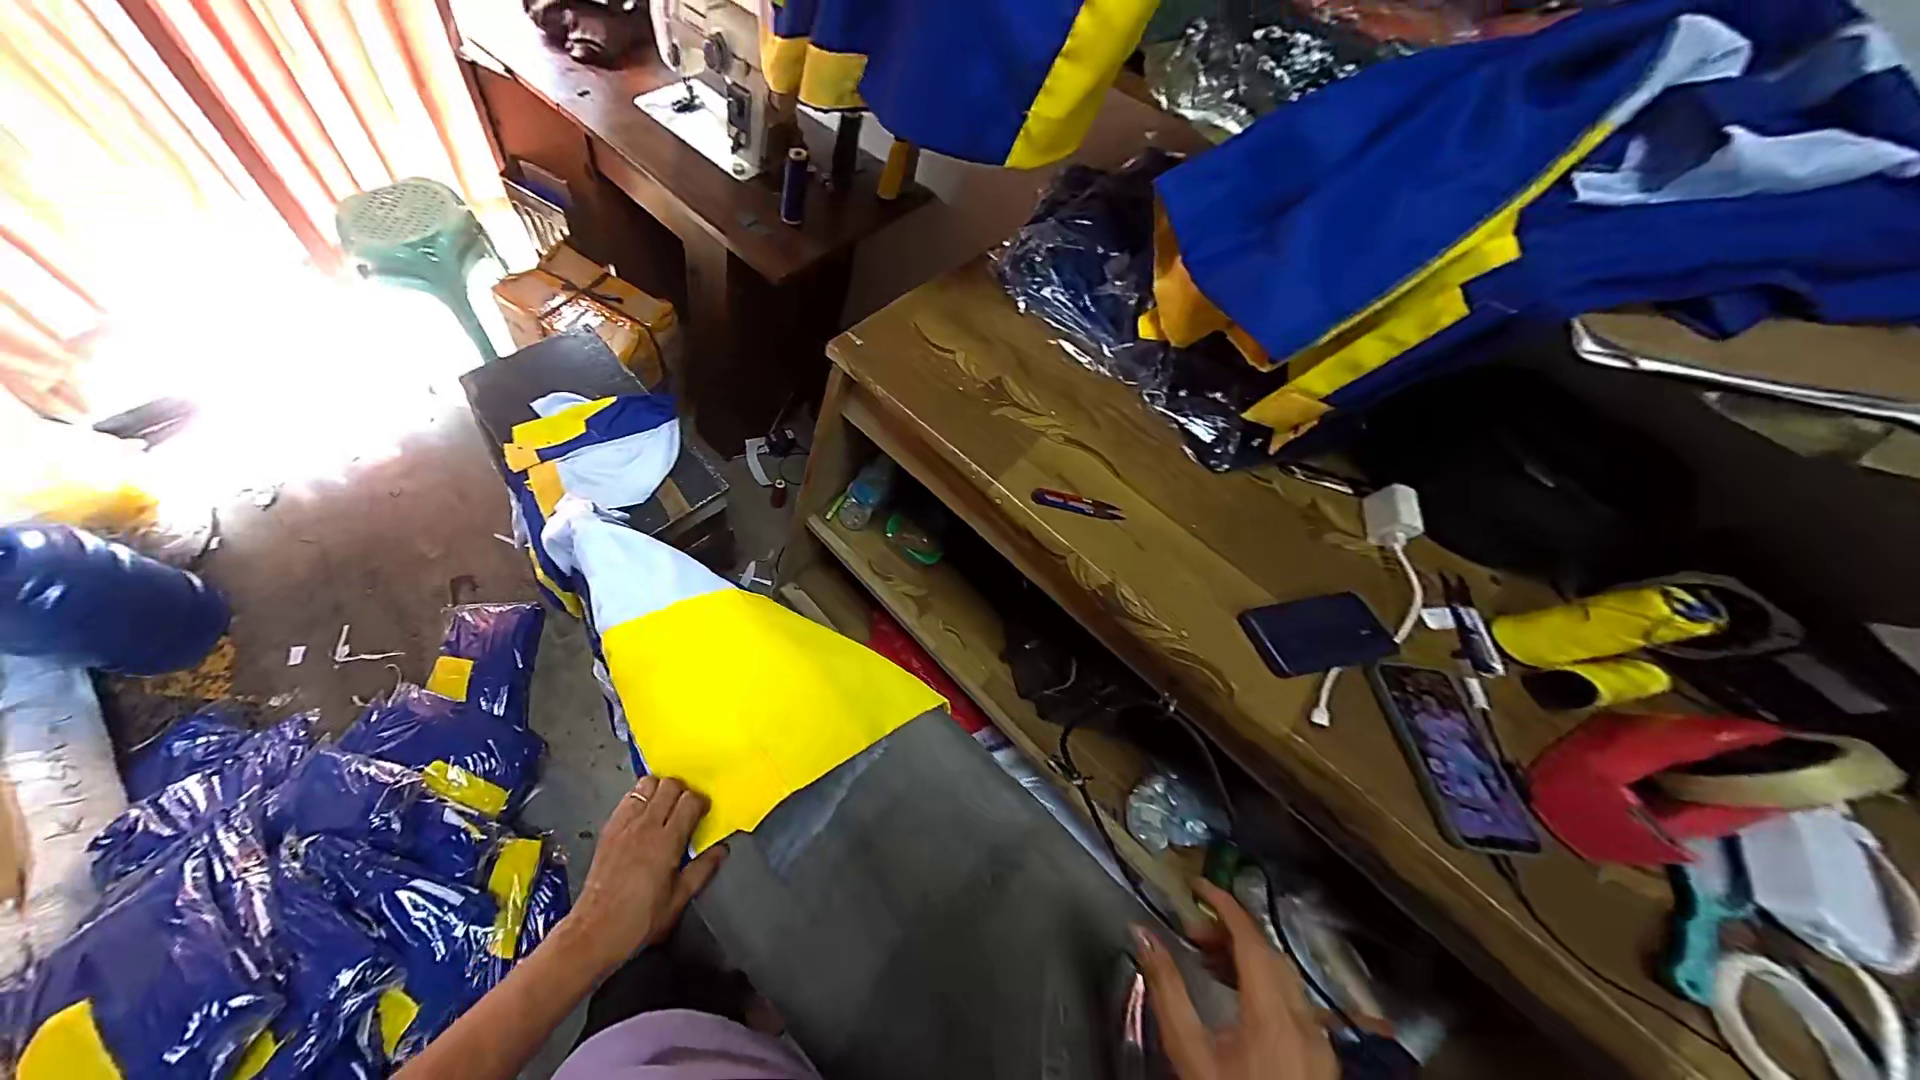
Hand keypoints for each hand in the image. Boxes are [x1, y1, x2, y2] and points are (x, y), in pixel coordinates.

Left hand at [560, 775, 727, 976]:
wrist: (593, 932)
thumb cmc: (640, 919)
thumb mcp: (679, 899)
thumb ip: (703, 869)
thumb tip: (722, 850)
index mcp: (667, 841)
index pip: (690, 801)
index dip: (701, 802)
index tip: (703, 812)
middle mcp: (646, 826)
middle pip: (670, 785)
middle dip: (683, 791)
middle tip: (685, 808)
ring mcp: (624, 825)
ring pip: (647, 784)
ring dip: (660, 789)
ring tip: (664, 806)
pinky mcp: (608, 829)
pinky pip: (627, 798)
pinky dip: (639, 797)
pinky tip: (643, 814)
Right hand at [1132, 879, 1337, 1079]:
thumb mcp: (1188, 1052)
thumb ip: (1165, 986)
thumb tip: (1141, 932)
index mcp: (1273, 1016)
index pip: (1251, 940)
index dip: (1224, 904)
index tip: (1197, 885)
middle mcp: (1306, 1023)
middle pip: (1269, 954)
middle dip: (1230, 931)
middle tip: (1191, 931)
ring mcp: (1319, 1044)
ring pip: (1284, 976)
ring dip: (1246, 956)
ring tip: (1207, 957)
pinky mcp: (1322, 1060)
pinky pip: (1293, 1001)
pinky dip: (1263, 982)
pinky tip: (1237, 994)